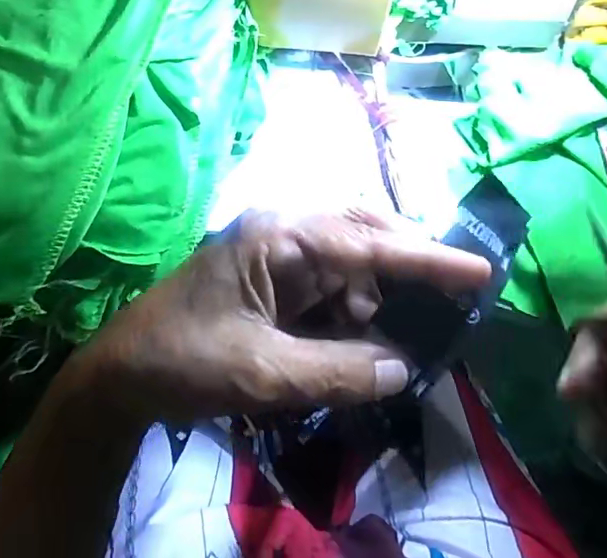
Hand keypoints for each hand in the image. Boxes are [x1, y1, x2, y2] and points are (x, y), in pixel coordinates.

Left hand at [71, 209, 494, 423]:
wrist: (126, 371)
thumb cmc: (186, 359)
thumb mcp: (263, 373)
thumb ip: (338, 372)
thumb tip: (404, 367)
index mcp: (275, 236)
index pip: (364, 240)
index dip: (425, 256)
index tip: (480, 269)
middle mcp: (279, 233)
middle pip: (359, 233)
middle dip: (405, 263)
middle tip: (453, 300)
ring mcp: (274, 255)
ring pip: (347, 261)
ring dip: (379, 292)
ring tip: (407, 332)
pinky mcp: (271, 281)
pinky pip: (328, 285)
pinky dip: (353, 308)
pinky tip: (363, 338)